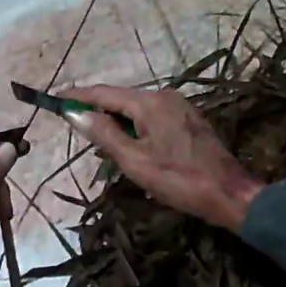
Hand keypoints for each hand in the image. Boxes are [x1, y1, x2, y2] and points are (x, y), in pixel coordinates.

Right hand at [58, 85, 265, 231]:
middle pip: (121, 98)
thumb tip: (76, 113)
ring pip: (137, 107)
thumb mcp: (135, 161)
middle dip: (97, 109)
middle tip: (72, 122)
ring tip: (96, 136)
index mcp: (150, 103)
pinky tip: (127, 141)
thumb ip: (105, 134)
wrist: (230, 193)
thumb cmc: (180, 180)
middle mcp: (165, 96)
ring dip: (116, 119)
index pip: (105, 93)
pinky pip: (152, 115)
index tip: (56, 98)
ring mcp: (179, 106)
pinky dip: (134, 124)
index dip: (79, 96)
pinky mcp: (188, 119)